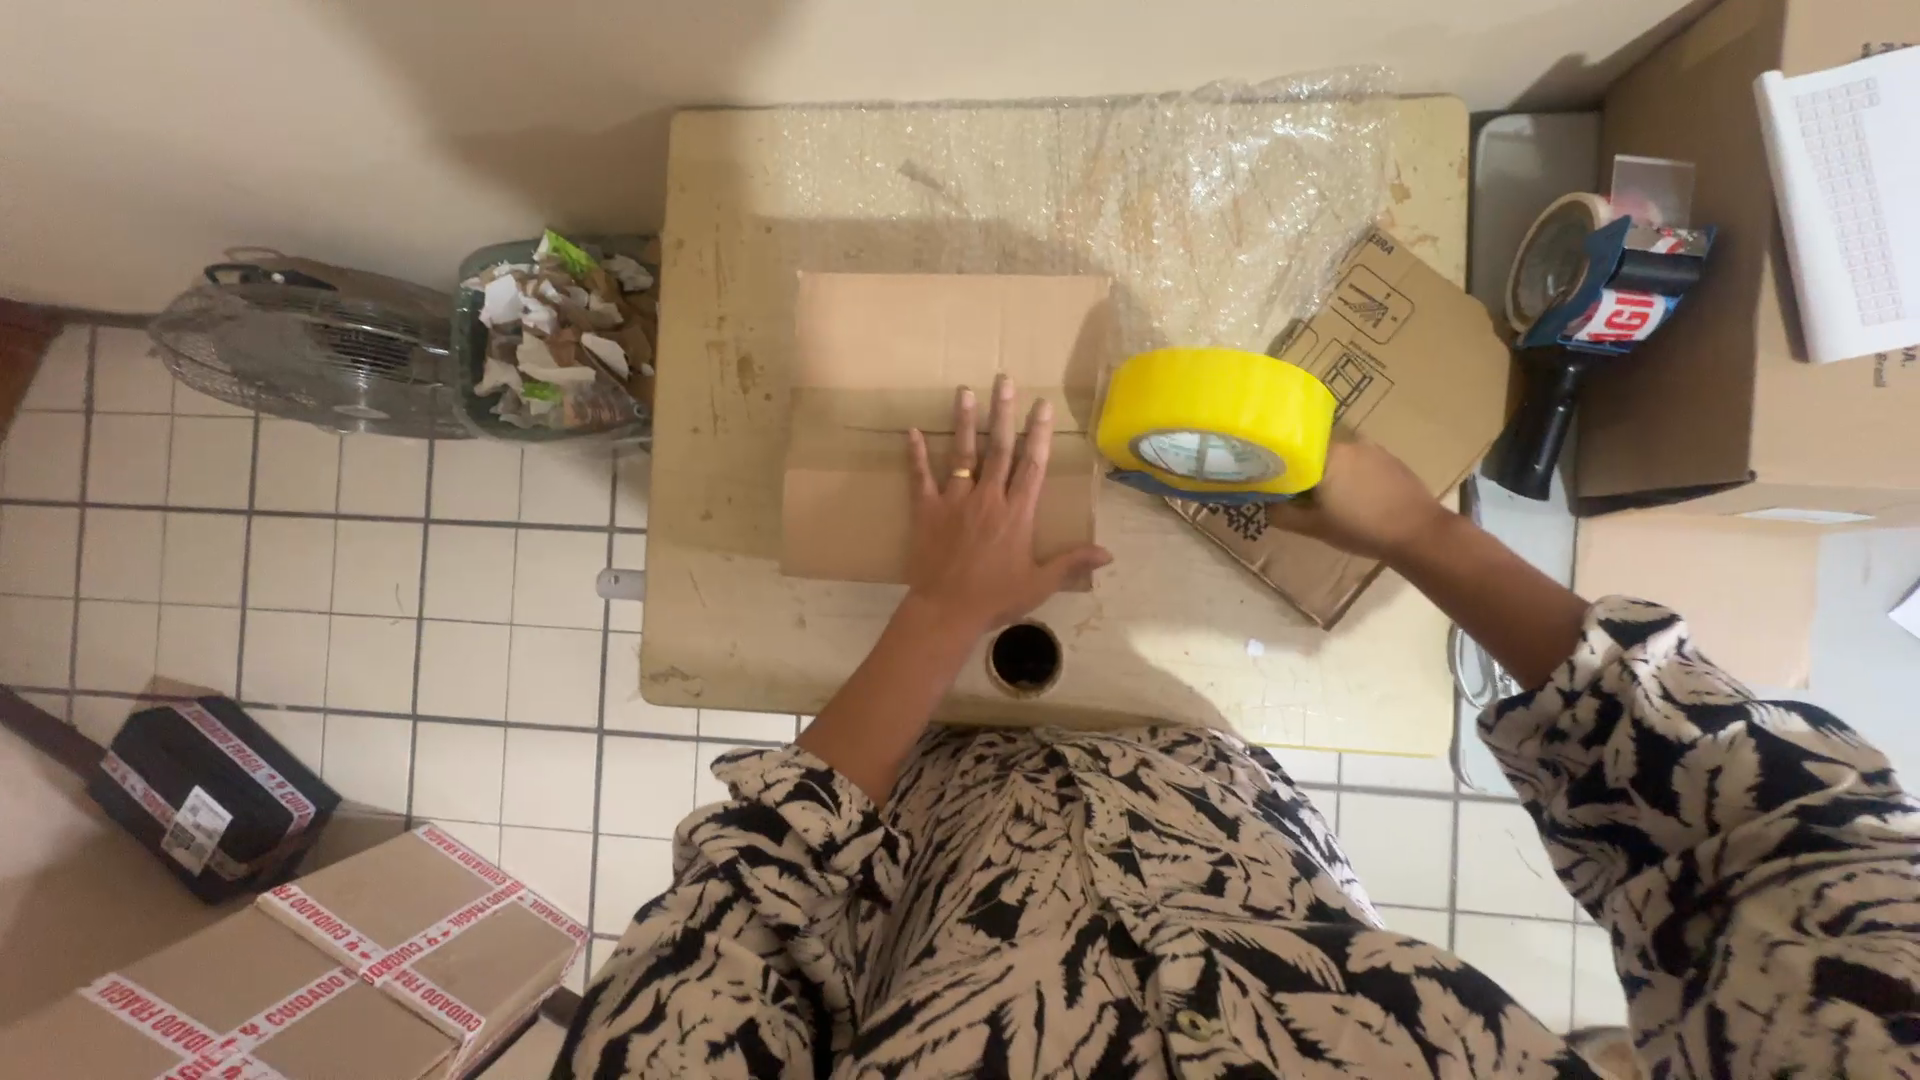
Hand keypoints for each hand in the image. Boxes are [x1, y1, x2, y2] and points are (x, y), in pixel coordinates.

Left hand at [904, 375, 1112, 635]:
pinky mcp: (926, 511)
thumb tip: (1108, 554)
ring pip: (961, 453)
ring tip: (965, 392)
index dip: (1039, 433)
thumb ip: (1072, 563)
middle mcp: (988, 498)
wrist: (947, 611)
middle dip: (1003, 412)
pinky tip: (911, 431)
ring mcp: (955, 501)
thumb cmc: (996, 599)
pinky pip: (920, 477)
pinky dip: (915, 454)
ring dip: (964, 421)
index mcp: (1017, 513)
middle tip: (1004, 380)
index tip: (1043, 404)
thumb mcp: (1040, 583)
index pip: (1032, 464)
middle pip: (998, 448)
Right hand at [1265, 437, 1452, 561]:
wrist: (1419, 533)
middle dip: (1304, 472)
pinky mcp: (1390, 459)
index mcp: (1325, 455)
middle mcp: (1348, 443)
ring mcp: (1372, 448)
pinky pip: (1359, 461)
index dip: (1279, 469)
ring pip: (1337, 457)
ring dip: (1329, 474)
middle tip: (1300, 497)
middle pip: (1314, 453)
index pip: (1290, 452)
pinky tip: (1355, 497)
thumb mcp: (1313, 527)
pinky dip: (1350, 475)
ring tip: (1328, 499)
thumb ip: (1281, 514)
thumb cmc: (1360, 529)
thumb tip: (1264, 504)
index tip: (1274, 487)